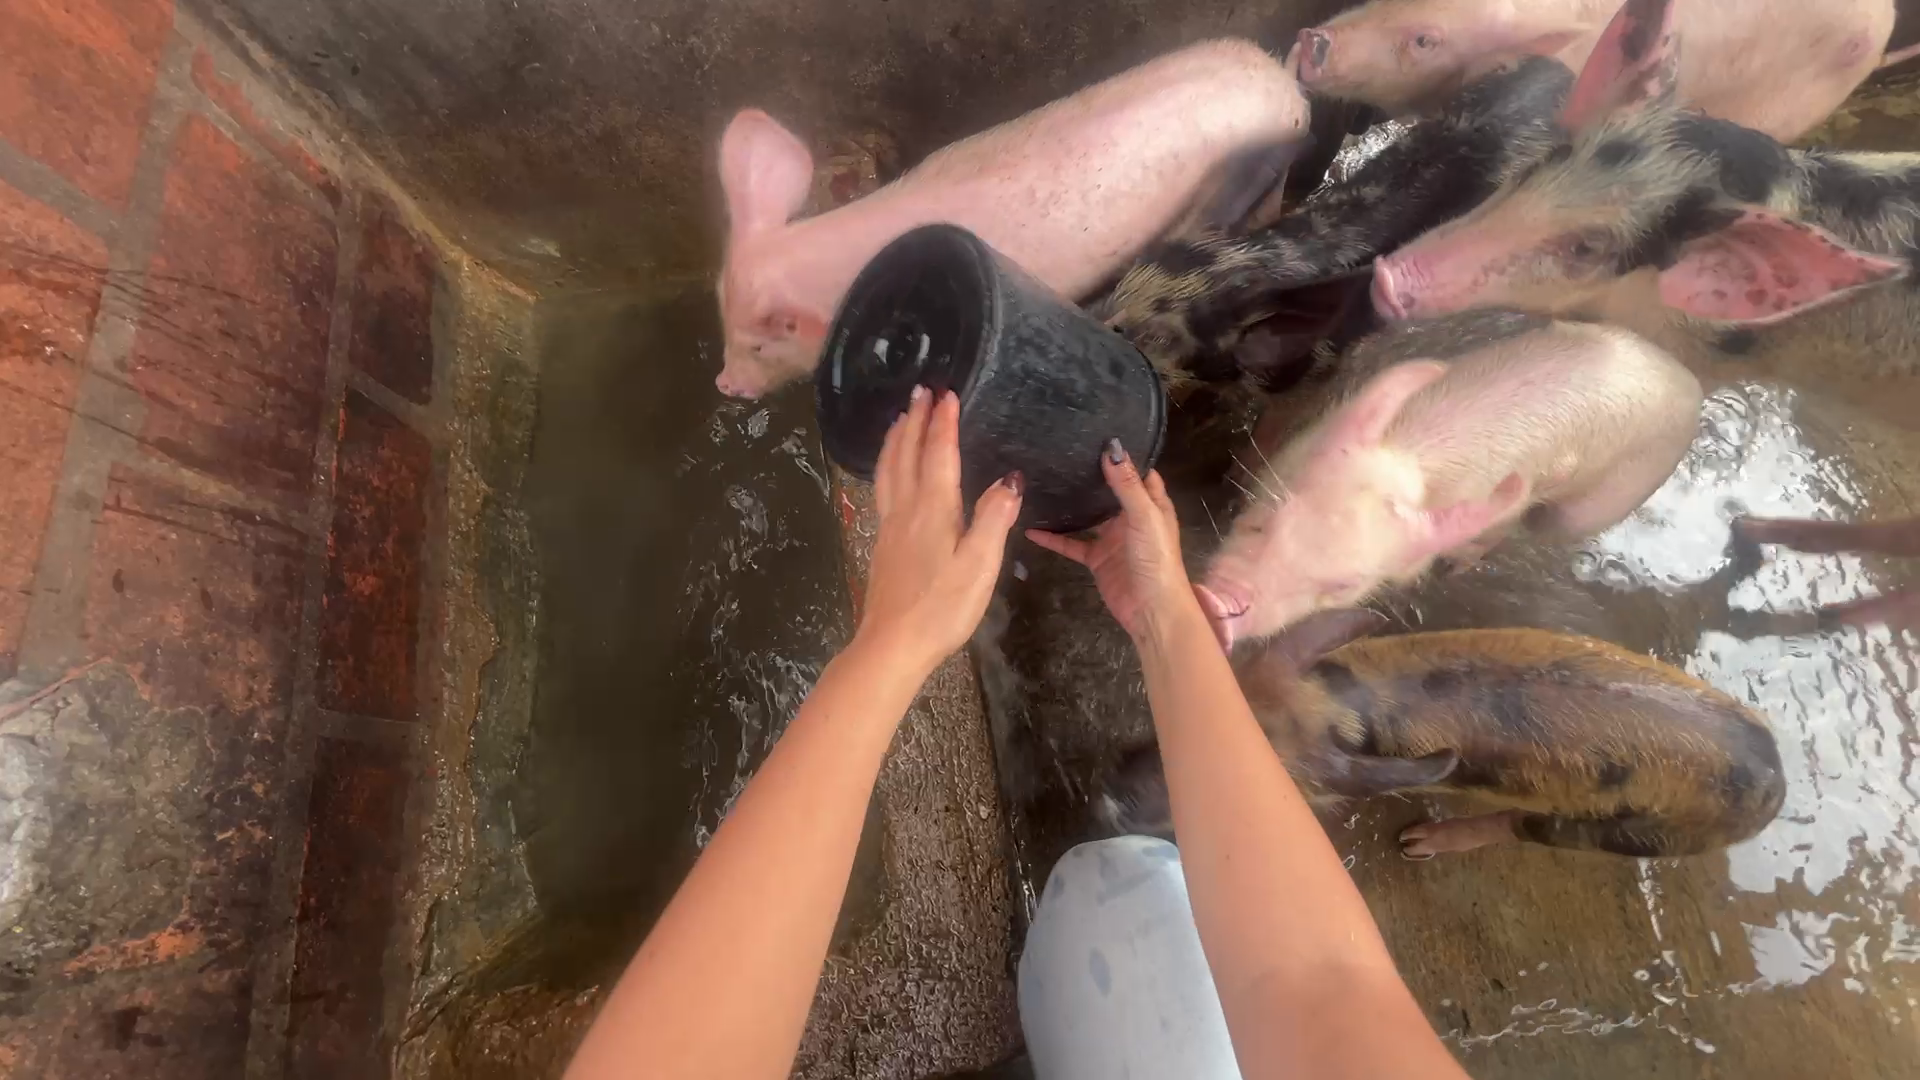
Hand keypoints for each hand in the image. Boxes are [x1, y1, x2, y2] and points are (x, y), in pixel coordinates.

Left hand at [854, 387, 1022, 676]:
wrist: (892, 644)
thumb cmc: (942, 608)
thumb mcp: (979, 566)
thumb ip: (993, 520)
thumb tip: (1009, 479)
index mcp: (933, 510)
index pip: (938, 455)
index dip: (943, 423)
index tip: (947, 392)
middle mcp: (906, 510)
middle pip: (906, 454)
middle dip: (914, 420)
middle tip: (920, 391)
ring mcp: (889, 526)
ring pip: (888, 470)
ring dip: (895, 439)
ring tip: (899, 419)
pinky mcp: (882, 543)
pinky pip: (882, 488)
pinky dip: (885, 465)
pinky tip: (889, 472)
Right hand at [1027, 440, 1205, 644]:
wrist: (1151, 609)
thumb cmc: (1155, 559)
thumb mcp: (1144, 516)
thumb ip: (1126, 484)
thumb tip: (1111, 448)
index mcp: (1150, 504)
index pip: (1137, 472)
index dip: (1122, 455)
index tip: (1098, 435)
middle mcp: (1131, 518)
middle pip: (1109, 491)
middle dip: (1090, 475)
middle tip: (1061, 454)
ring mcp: (1112, 539)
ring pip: (1087, 516)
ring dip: (1070, 504)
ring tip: (1044, 483)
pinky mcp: (1096, 559)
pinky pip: (1071, 544)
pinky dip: (1053, 538)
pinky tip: (1031, 529)